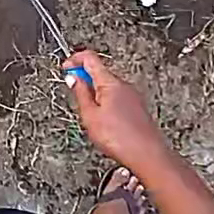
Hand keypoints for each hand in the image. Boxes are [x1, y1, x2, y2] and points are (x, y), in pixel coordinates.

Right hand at [63, 50, 175, 175]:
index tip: (66, 69)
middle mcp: (123, 85)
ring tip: (92, 116)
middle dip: (84, 80)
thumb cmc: (120, 138)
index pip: (90, 58)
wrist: (147, 155)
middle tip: (76, 97)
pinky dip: (106, 102)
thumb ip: (80, 93)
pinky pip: (117, 97)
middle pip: (99, 72)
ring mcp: (132, 96)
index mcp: (110, 82)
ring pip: (108, 86)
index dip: (74, 60)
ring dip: (95, 93)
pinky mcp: (136, 108)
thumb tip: (73, 78)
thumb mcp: (90, 115)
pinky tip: (105, 122)